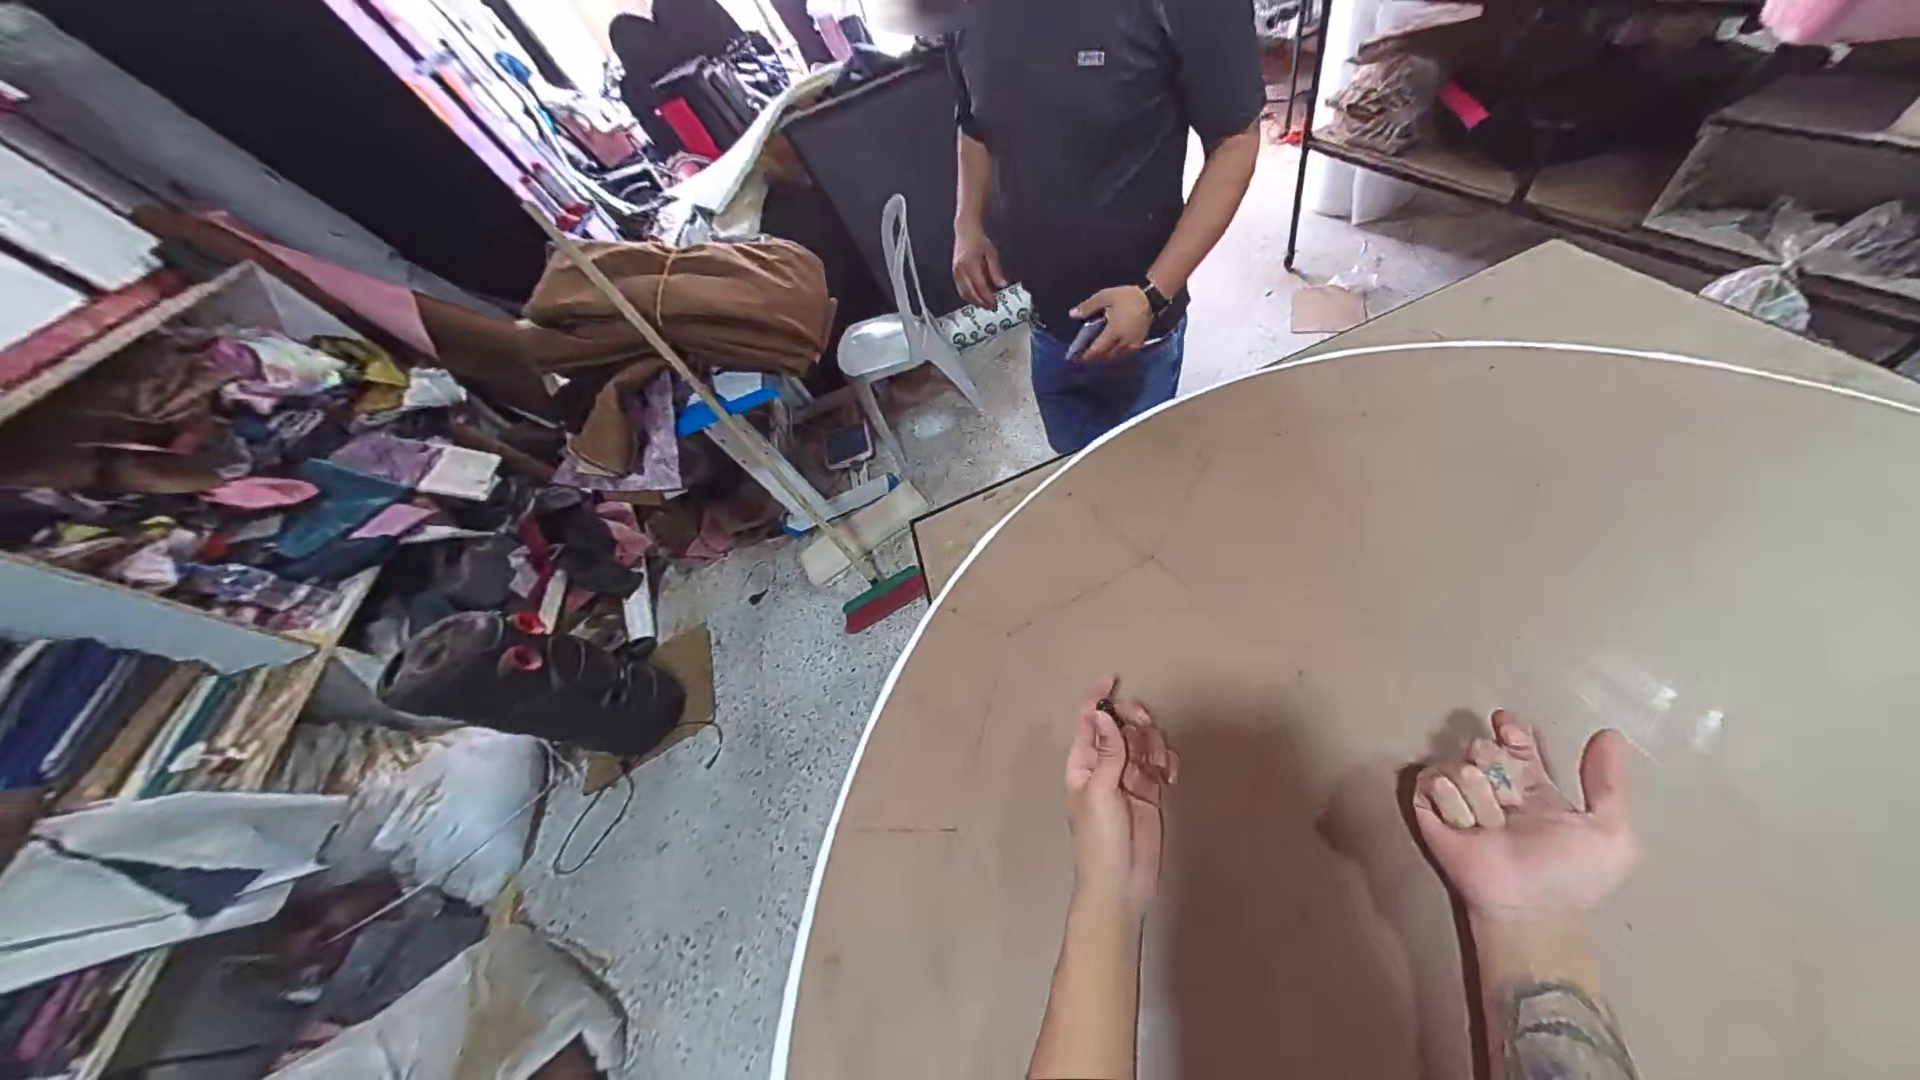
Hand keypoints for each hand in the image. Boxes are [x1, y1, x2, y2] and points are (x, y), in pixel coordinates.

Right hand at [953, 222, 1006, 308]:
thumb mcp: (991, 254)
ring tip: (984, 304)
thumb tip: (1002, 285)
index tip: (995, 303)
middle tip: (991, 307)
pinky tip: (977, 298)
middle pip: (971, 293)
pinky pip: (961, 290)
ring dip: (975, 301)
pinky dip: (969, 296)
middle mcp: (961, 270)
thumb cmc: (979, 241)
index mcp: (971, 264)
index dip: (988, 297)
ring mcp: (956, 273)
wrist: (965, 231)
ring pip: (964, 293)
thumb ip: (996, 271)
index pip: (980, 286)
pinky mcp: (954, 274)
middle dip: (981, 302)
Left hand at [1064, 674, 1177, 913]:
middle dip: (1133, 717)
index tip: (1112, 678)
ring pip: (1142, 742)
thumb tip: (1103, 714)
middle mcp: (1104, 765)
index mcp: (1083, 762)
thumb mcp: (1100, 792)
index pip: (1088, 720)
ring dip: (1152, 740)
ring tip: (1157, 759)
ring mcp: (1128, 778)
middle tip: (1146, 722)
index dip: (1097, 698)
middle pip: (1120, 726)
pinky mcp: (1150, 793)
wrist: (1121, 884)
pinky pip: (1158, 765)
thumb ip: (1107, 753)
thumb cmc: (1099, 838)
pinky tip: (1169, 772)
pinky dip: (1165, 761)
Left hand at [1070, 286, 1152, 363]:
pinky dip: (1114, 356)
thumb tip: (1072, 314)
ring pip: (1114, 358)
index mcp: (1113, 332)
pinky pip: (1123, 355)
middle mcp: (1123, 342)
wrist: (1151, 298)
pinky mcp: (1138, 345)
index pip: (1096, 350)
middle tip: (1083, 357)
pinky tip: (1109, 352)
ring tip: (1094, 355)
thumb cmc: (1127, 297)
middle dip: (1092, 358)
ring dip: (1103, 358)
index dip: (1085, 356)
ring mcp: (1132, 345)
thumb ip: (1088, 306)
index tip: (1075, 358)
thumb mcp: (1105, 296)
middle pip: (1104, 356)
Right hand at [1413, 710, 1639, 924]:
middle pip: (1483, 747)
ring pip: (1460, 765)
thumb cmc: (1571, 873)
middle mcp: (1491, 785)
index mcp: (1530, 787)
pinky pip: (1434, 781)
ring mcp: (1457, 794)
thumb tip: (1609, 733)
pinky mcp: (1428, 804)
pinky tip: (1466, 826)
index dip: (1511, 731)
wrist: (1527, 903)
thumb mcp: (1610, 832)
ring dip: (1482, 799)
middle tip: (1511, 801)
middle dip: (1497, 768)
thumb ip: (1609, 783)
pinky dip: (1455, 804)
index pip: (1515, 744)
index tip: (1506, 723)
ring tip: (1491, 827)